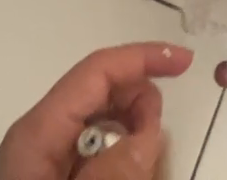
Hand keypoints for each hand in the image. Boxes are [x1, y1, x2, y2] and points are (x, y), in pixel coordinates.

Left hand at [0, 41, 193, 179]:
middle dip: (140, 108)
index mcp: (40, 131)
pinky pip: (95, 156)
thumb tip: (148, 133)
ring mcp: (44, 161)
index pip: (97, 70)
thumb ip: (111, 175)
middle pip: (103, 94)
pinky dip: (117, 163)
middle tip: (158, 150)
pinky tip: (126, 178)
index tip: (186, 64)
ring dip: (131, 141)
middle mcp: (41, 136)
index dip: (143, 58)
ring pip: (103, 127)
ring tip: (140, 172)